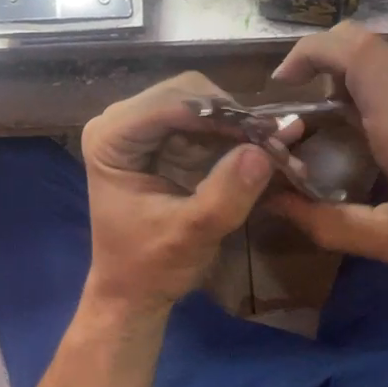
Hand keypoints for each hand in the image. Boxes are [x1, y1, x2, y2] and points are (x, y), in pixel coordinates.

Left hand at [78, 72, 273, 313]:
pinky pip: (206, 121)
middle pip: (188, 93)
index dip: (219, 112)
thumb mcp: (189, 236)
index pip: (169, 102)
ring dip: (239, 124)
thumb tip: (261, 153)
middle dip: (232, 116)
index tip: (264, 133)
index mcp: (110, 137)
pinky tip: (265, 150)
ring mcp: (143, 127)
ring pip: (202, 102)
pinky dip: (235, 134)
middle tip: (274, 141)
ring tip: (277, 145)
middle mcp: (121, 121)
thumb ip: (223, 195)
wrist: (134, 293)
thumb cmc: (149, 267)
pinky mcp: (165, 138)